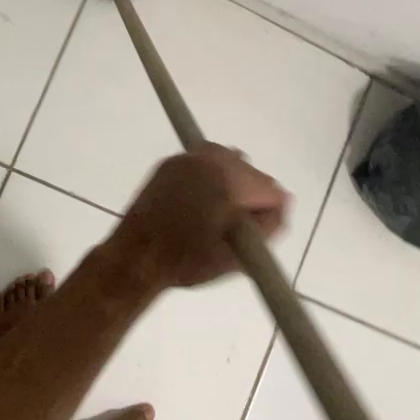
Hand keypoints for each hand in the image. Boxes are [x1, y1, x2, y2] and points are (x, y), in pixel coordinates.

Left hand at [103, 143, 288, 291]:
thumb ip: (269, 227)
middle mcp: (211, 160)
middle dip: (251, 194)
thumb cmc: (188, 261)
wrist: (136, 256)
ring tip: (219, 210)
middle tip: (238, 224)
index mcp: (230, 182)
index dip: (269, 211)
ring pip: (227, 159)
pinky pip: (202, 160)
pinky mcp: (170, 162)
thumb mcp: (238, 256)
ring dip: (231, 180)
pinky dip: (208, 175)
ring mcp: (188, 158)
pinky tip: (200, 199)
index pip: (270, 188)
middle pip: (249, 170)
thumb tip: (282, 204)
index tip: (257, 231)